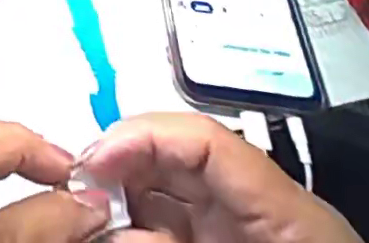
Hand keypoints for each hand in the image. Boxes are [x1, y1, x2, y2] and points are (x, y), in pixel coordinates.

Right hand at [75, 114, 361, 242]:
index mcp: (287, 214)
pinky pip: (167, 223)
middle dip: (122, 165)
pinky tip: (118, 235)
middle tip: (82, 192)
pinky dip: (138, 228)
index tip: (96, 160)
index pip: (206, 140)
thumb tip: (110, 226)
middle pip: (176, 157)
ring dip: (123, 199)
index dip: (142, 134)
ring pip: (164, 189)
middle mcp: (258, 212)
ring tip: (96, 221)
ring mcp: (237, 233)